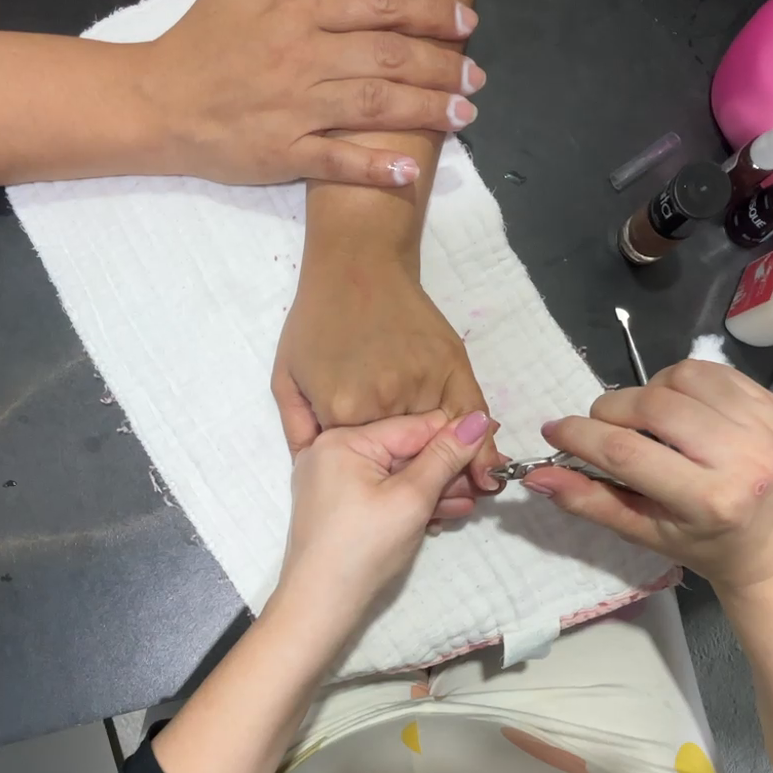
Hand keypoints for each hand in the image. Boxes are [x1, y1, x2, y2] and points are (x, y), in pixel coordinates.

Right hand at [140, 0, 483, 186]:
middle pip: (388, 56)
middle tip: (475, 79)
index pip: (379, 6)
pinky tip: (410, 171)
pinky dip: (375, 166)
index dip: (428, 15)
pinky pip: (338, 160)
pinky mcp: (285, 154)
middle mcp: (304, 57)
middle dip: (441, 65)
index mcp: (298, 13)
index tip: (464, 28)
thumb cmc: (200, 46)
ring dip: (425, 110)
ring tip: (463, 116)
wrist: (160, 105)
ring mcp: (296, 108)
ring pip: (374, 104)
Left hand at [273, 256, 501, 510]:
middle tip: (446, 507)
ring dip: (457, 472)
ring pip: (442, 443)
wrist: (355, 260)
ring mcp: (420, 382)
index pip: (373, 472)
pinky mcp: (450, 364)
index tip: (408, 513)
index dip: (394, 492)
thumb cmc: (316, 321)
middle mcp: (385, 402)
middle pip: (412, 462)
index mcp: (344, 413)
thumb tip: (314, 469)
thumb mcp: (287, 378)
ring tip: (467, 491)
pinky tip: (485, 465)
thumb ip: (299, 430)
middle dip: (431, 489)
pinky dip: (478, 441)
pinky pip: (468, 413)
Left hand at [275, 409, 489, 630]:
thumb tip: (479, 420)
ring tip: (475, 499)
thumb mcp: (411, 499)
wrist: (320, 606)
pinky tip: (448, 511)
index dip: (457, 437)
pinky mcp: (340, 505)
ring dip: (436, 487)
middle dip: (448, 467)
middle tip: (488, 482)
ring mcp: (333, 480)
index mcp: (342, 440)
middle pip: (405, 448)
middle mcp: (332, 451)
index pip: (414, 426)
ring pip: (396, 473)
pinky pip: (382, 491)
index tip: (494, 450)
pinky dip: (412, 501)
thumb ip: (445, 457)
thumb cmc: (363, 550)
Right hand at [524, 360, 772, 593]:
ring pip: (678, 378)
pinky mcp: (769, 403)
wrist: (764, 542)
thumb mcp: (637, 531)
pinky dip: (675, 381)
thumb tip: (536, 475)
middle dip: (608, 411)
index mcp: (708, 500)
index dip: (580, 436)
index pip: (628, 453)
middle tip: (597, 427)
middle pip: (653, 408)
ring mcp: (760, 425)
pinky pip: (706, 369)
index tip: (553, 431)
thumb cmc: (695, 543)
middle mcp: (742, 458)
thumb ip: (587, 500)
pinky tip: (674, 408)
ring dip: (644, 393)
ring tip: (641, 420)